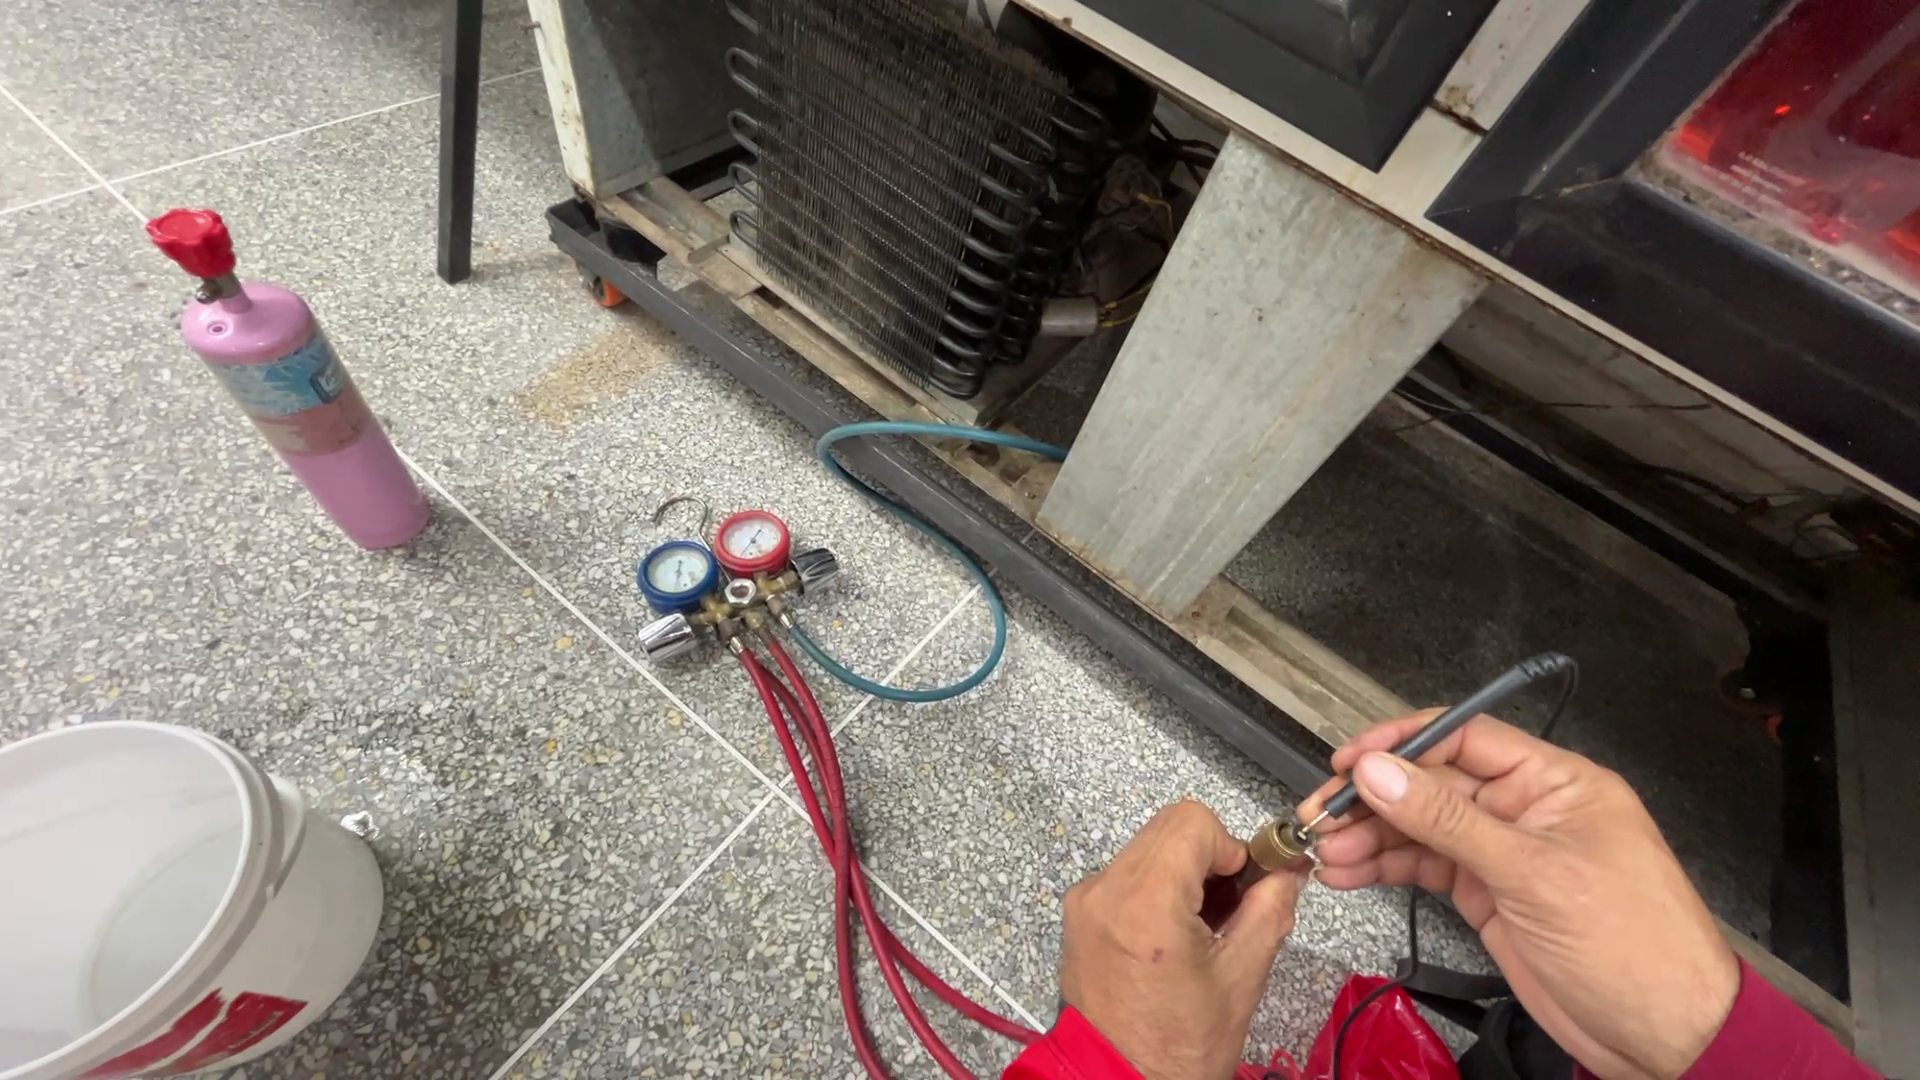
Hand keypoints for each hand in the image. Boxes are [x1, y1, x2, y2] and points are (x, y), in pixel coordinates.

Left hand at [1060, 801, 1303, 1079]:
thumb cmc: (1181, 1047)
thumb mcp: (1239, 981)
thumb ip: (1268, 912)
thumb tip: (1289, 869)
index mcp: (1146, 900)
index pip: (1192, 821)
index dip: (1230, 845)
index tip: (1243, 885)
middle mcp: (1106, 885)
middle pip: (1168, 826)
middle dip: (1208, 855)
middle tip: (1227, 905)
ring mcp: (1086, 894)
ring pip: (1147, 845)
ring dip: (1182, 869)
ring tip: (1200, 925)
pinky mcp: (1077, 906)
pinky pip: (1125, 870)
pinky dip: (1154, 885)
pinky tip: (1169, 932)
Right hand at [1298, 712, 1739, 1079]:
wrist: (1671, 1052)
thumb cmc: (1632, 950)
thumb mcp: (1532, 875)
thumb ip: (1445, 820)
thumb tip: (1374, 770)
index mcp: (1550, 783)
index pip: (1461, 739)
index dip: (1399, 744)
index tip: (1348, 761)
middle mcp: (1517, 807)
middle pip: (1425, 784)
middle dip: (1370, 800)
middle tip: (1320, 814)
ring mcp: (1495, 848)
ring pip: (1414, 825)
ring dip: (1366, 837)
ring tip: (1326, 852)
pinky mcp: (1479, 888)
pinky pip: (1417, 863)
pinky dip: (1379, 867)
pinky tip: (1346, 873)